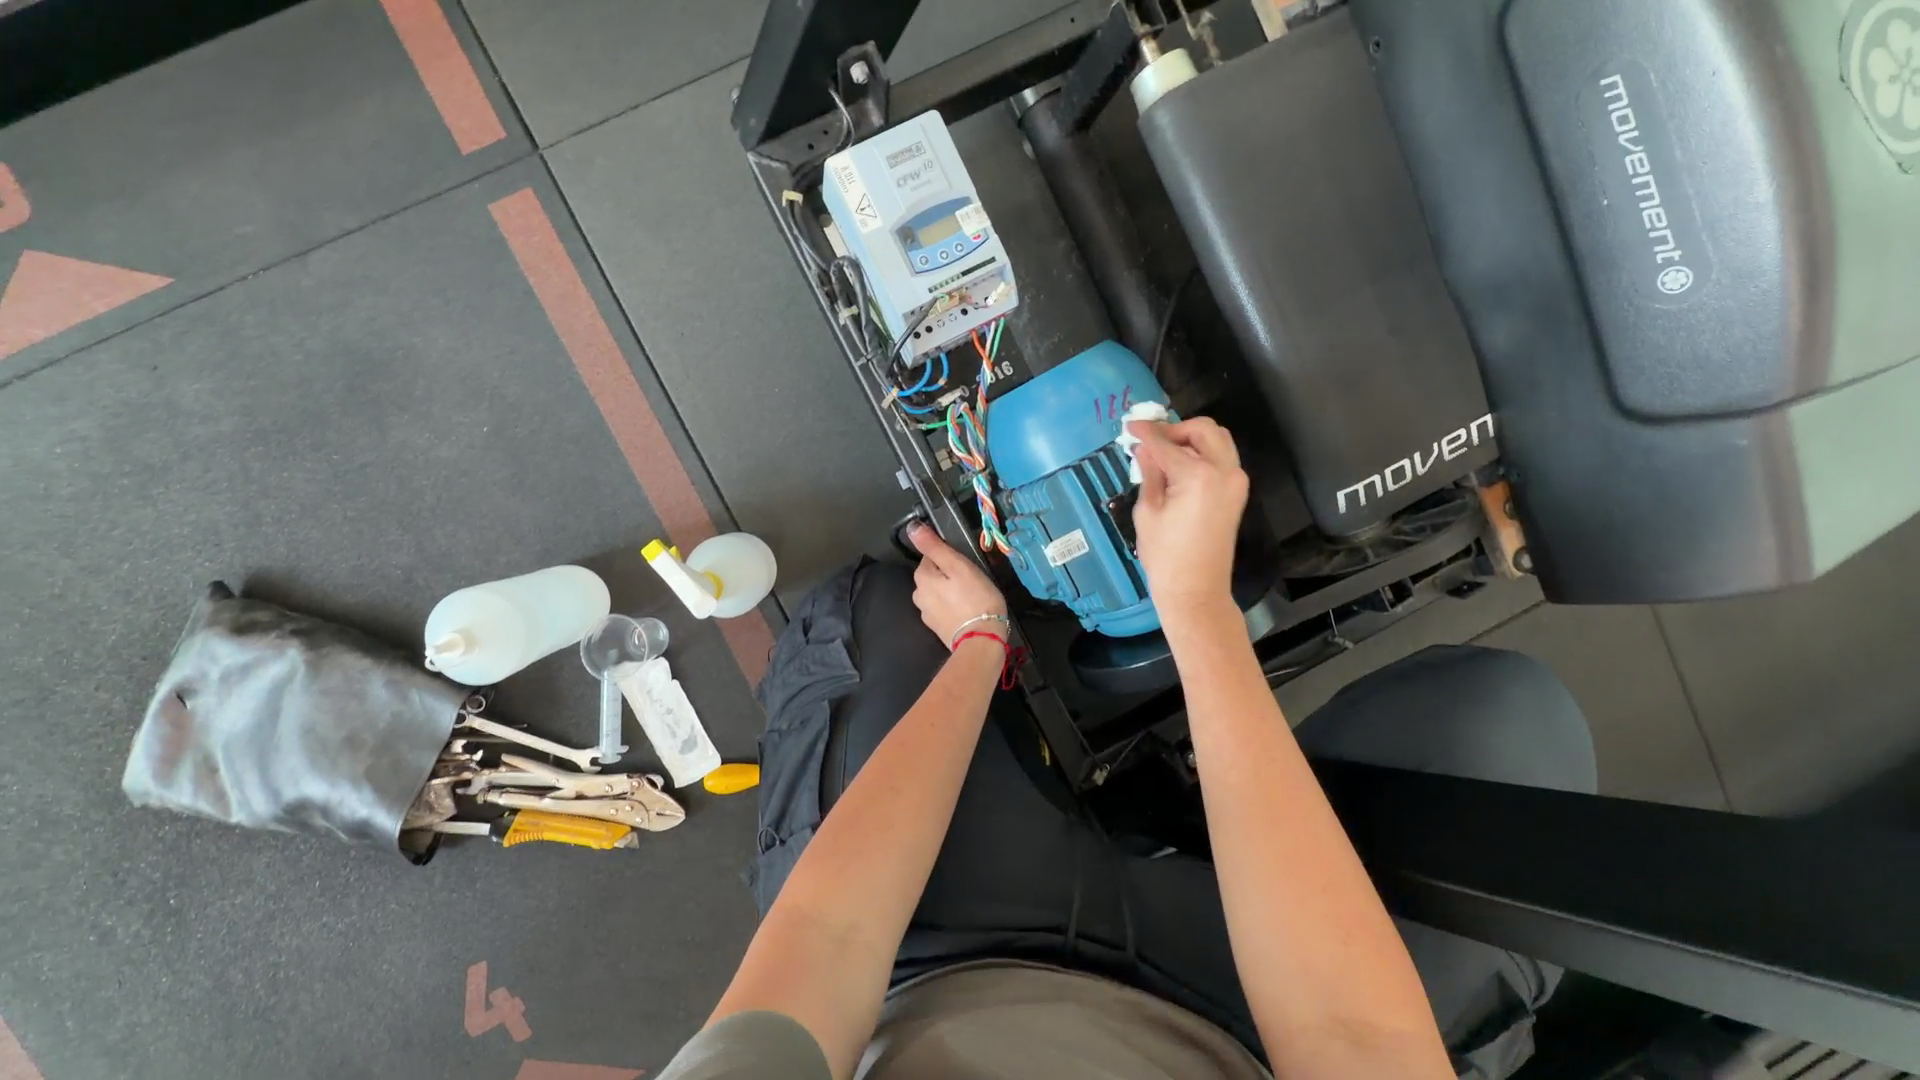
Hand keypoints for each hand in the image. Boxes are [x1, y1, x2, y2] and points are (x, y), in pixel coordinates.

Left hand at [908, 525, 1006, 646]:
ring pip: (938, 592)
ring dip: (950, 591)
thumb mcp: (958, 565)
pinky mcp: (937, 627)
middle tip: (971, 581)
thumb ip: (934, 546)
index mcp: (921, 577)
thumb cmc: (975, 599)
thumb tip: (912, 527)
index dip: (950, 558)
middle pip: (934, 575)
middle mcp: (918, 594)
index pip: (931, 556)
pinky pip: (943, 608)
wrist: (982, 640)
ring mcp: (926, 613)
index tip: (965, 565)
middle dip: (949, 575)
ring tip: (971, 596)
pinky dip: (953, 607)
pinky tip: (967, 611)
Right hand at [1129, 417, 1249, 616]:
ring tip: (1163, 452)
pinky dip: (1201, 454)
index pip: (1166, 444)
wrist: (1196, 590)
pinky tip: (1178, 466)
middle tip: (1151, 440)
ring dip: (1191, 439)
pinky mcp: (1237, 492)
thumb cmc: (1165, 557)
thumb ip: (1149, 473)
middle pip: (1203, 430)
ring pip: (1217, 441)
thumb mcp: (1148, 511)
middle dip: (1175, 429)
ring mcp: (1235, 481)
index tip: (1129, 427)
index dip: (1145, 432)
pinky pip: (1221, 459)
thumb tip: (1143, 448)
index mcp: (1199, 476)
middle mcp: (1224, 471)